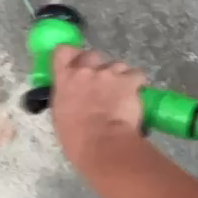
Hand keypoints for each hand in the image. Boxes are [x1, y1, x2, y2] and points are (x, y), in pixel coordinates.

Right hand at [50, 45, 145, 168]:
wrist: (103, 144)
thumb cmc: (77, 139)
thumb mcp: (61, 117)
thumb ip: (67, 98)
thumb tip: (74, 97)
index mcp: (65, 79)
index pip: (62, 52)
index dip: (70, 55)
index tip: (76, 63)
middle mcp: (86, 70)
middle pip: (92, 55)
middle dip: (97, 67)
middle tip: (101, 83)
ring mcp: (108, 73)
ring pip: (116, 65)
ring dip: (118, 76)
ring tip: (121, 93)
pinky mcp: (128, 80)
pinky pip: (136, 74)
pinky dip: (136, 82)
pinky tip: (136, 94)